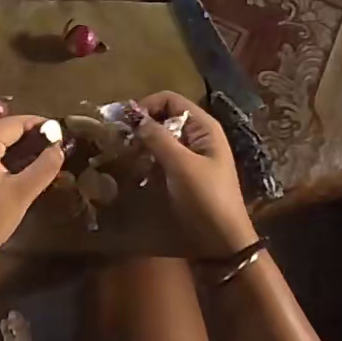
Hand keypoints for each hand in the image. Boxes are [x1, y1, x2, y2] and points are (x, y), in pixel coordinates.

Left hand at [0, 114, 63, 271]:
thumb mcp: (21, 194)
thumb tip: (60, 147)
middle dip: (30, 133)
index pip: (14, 123)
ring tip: (44, 153)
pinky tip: (22, 165)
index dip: (40, 125)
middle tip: (56, 143)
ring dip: (19, 143)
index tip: (62, 133)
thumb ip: (44, 167)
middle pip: (4, 128)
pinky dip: (6, 153)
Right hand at [136, 92, 259, 257]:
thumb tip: (134, 117)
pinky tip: (135, 169)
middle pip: (165, 117)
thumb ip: (158, 138)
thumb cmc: (206, 198)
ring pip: (162, 137)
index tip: (123, 121)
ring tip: (123, 154)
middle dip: (142, 125)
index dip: (146, 105)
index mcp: (204, 126)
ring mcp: (192, 154)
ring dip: (143, 143)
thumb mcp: (181, 166)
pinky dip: (149, 158)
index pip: (170, 99)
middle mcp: (198, 134)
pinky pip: (163, 156)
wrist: (223, 241)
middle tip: (118, 138)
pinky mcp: (185, 173)